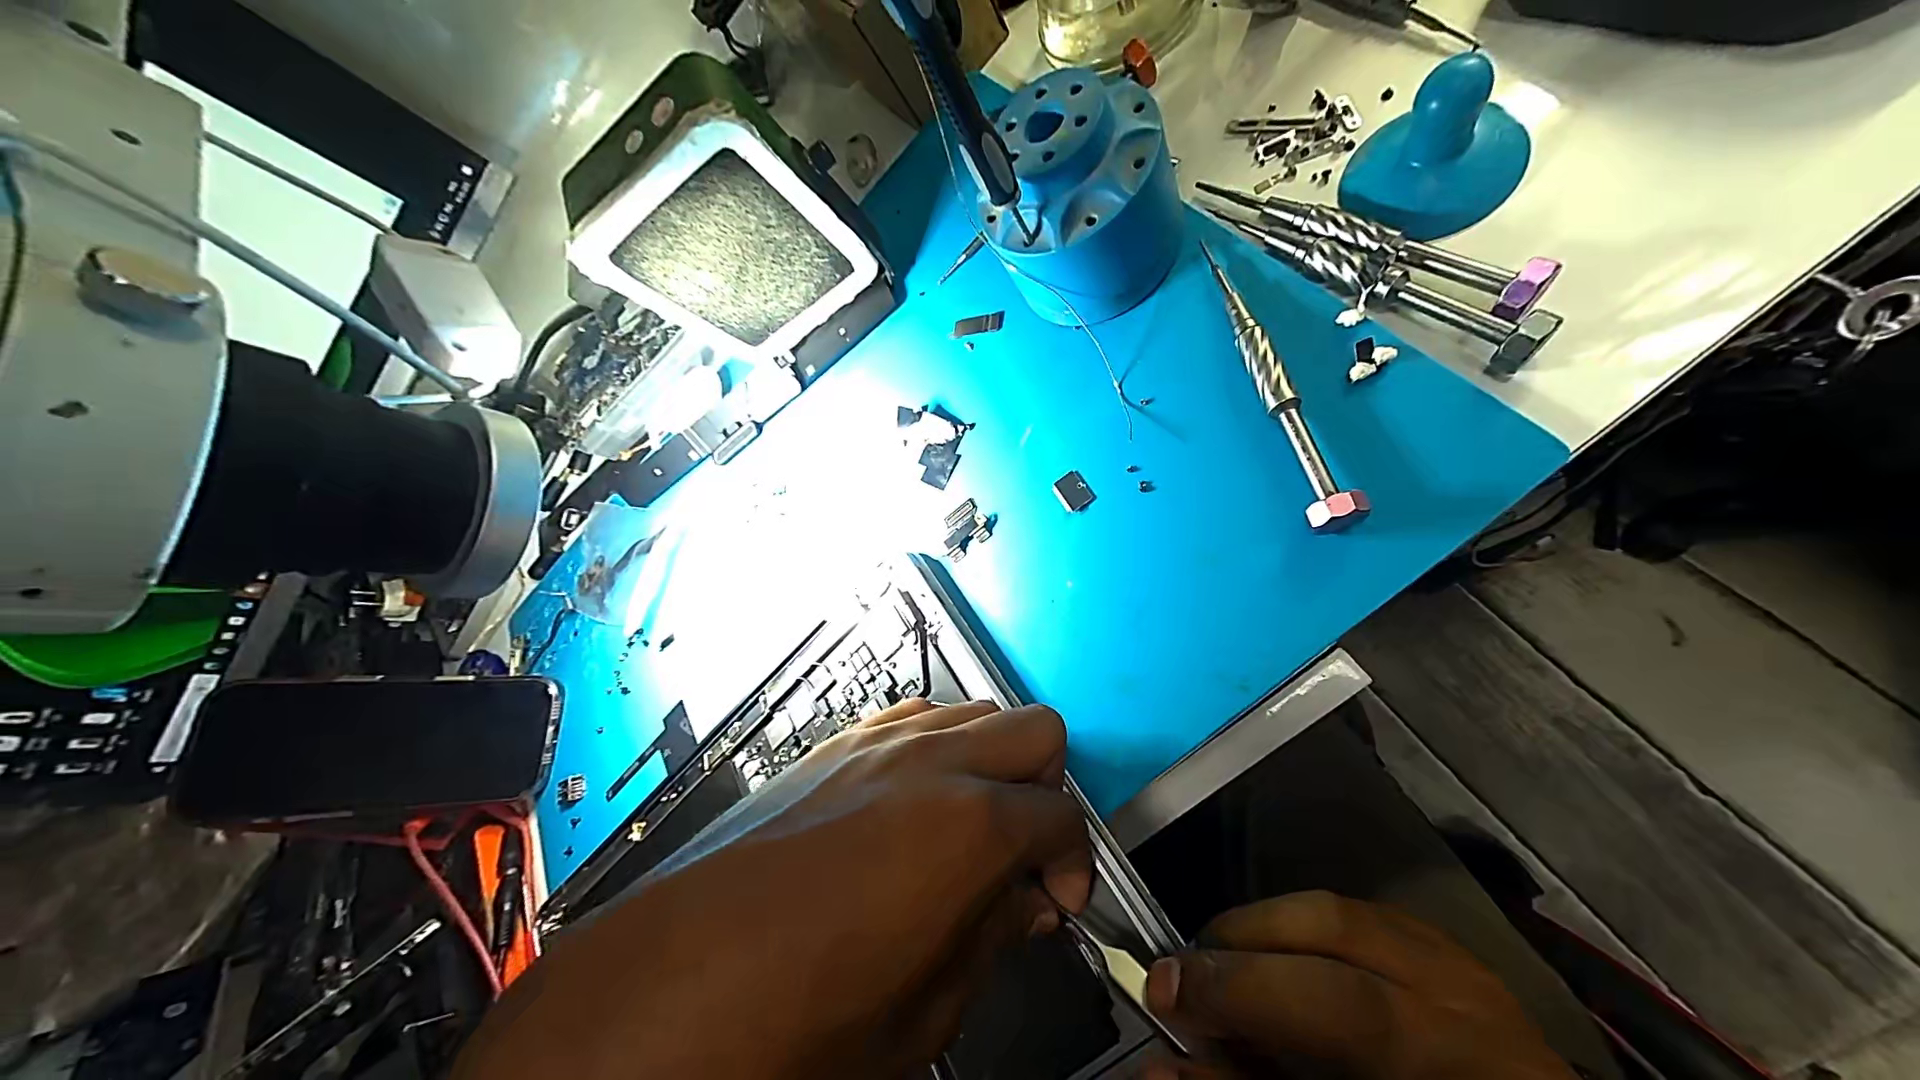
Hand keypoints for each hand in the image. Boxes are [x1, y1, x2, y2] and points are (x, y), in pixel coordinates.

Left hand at [454, 699, 1092, 1079]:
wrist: (672, 986)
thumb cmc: (799, 1016)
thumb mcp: (928, 1008)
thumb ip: (994, 934)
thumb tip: (1028, 900)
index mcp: (967, 826)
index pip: (1064, 816)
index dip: (1075, 864)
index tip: (1057, 900)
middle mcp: (930, 763)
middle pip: (1037, 731)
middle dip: (1048, 788)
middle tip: (1026, 851)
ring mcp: (879, 744)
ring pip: (978, 712)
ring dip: (994, 761)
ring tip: (974, 824)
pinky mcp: (835, 746)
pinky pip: (913, 717)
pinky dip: (937, 747)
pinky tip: (916, 802)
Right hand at [1142, 892, 1578, 1079]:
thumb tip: (1158, 1065)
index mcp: (1450, 1061)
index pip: (1340, 1004)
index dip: (1243, 990)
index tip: (1165, 991)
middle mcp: (1469, 1000)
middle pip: (1332, 927)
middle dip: (1241, 940)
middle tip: (1183, 974)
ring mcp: (1464, 966)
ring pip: (1339, 908)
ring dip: (1265, 927)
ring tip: (1225, 966)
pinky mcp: (1450, 950)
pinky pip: (1355, 912)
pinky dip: (1302, 929)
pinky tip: (1280, 960)